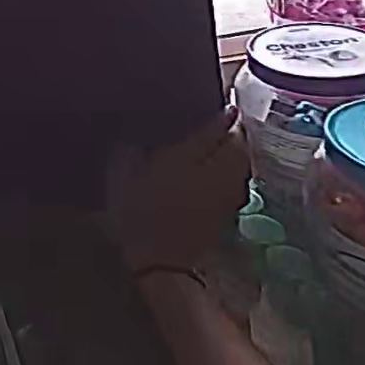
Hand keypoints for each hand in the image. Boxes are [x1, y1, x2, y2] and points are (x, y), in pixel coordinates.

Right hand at [105, 118, 250, 271]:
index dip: (223, 115)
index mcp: (190, 157)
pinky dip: (235, 171)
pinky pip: (238, 181)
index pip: (215, 129)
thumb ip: (129, 148)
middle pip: (238, 145)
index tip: (228, 103)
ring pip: (242, 164)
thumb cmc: (137, 211)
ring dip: (239, 151)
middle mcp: (216, 172)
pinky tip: (222, 171)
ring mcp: (226, 194)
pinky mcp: (229, 212)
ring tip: (227, 143)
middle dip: (236, 131)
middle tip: (227, 122)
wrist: (160, 261)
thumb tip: (133, 131)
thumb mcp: (122, 174)